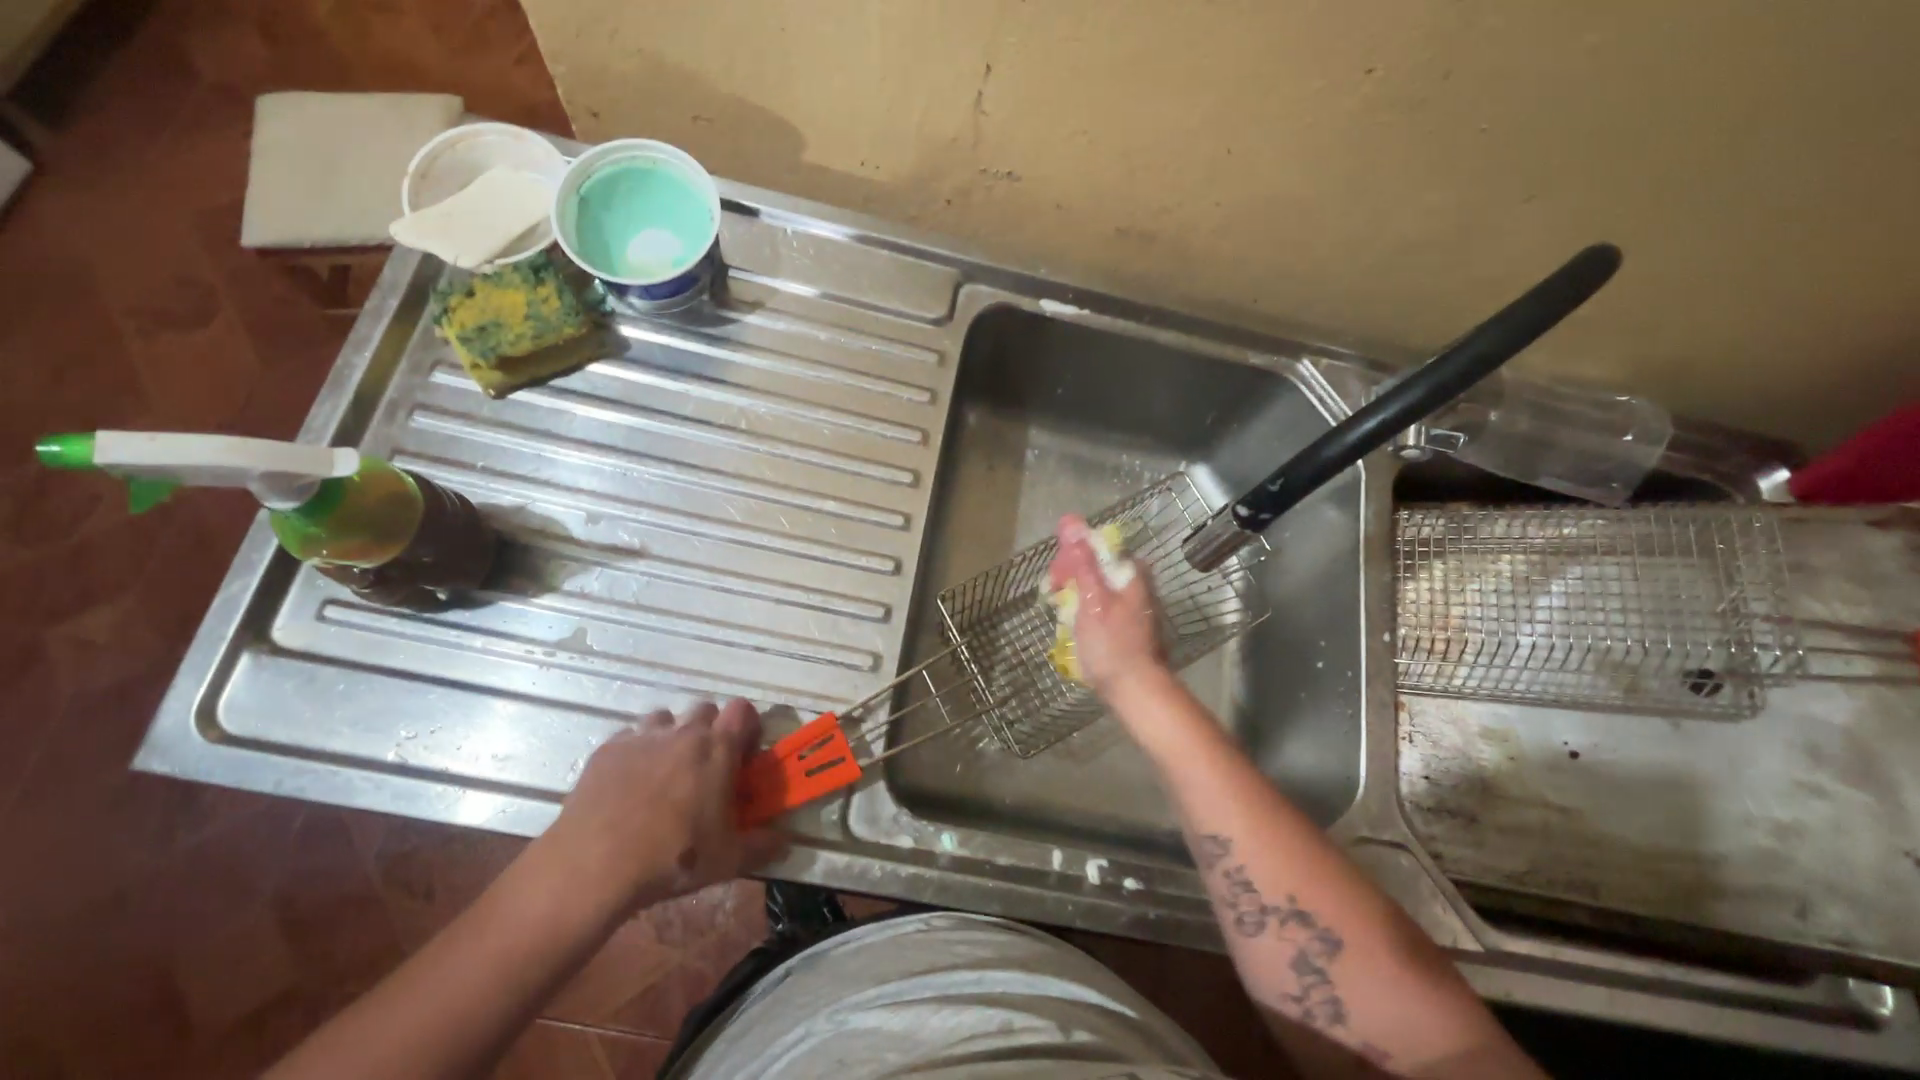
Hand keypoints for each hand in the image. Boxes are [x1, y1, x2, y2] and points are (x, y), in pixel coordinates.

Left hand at [546, 700, 785, 915]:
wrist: (594, 865)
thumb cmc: (673, 858)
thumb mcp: (728, 860)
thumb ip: (761, 845)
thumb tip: (783, 841)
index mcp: (717, 750)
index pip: (743, 710)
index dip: (747, 726)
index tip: (745, 753)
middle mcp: (681, 733)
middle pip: (705, 709)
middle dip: (710, 731)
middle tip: (706, 768)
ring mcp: (641, 737)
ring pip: (665, 719)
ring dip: (672, 736)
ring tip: (666, 772)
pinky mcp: (607, 749)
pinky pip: (630, 736)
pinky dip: (637, 751)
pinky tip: (630, 783)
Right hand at [1048, 514, 1169, 699]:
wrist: (1136, 689)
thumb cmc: (1111, 644)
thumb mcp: (1092, 599)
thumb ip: (1082, 560)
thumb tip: (1070, 520)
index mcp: (1132, 573)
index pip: (1096, 548)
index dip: (1070, 560)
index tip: (1055, 581)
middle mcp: (1138, 584)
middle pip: (1097, 568)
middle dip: (1072, 580)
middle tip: (1056, 600)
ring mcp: (1137, 607)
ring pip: (1098, 589)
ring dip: (1077, 598)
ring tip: (1065, 619)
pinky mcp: (1131, 627)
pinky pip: (1104, 609)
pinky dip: (1088, 614)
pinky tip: (1079, 631)